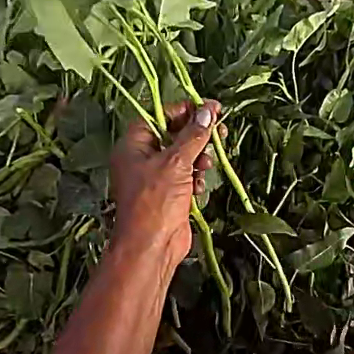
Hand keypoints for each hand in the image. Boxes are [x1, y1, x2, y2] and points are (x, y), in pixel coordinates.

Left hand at [109, 100, 218, 263]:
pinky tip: (199, 187)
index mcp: (134, 144)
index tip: (208, 109)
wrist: (152, 245)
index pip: (159, 115)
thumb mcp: (176, 162)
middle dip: (196, 136)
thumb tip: (208, 110)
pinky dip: (196, 178)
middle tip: (219, 132)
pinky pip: (186, 177)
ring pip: (183, 157)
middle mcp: (142, 158)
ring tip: (207, 164)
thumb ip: (194, 135)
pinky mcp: (169, 194)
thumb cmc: (155, 201)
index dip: (184, 110)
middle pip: (174, 135)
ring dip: (199, 158)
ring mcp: (156, 177)